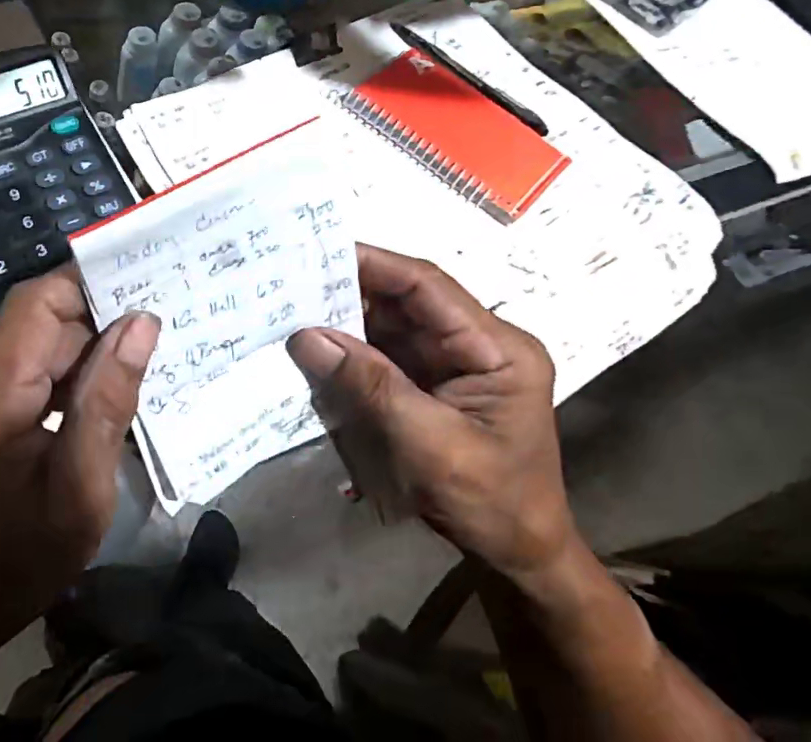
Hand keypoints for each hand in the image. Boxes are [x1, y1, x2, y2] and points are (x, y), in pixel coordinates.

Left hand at [0, 266, 159, 654]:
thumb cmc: (24, 560)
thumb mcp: (83, 490)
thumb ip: (109, 400)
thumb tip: (141, 323)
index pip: (36, 304)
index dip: (88, 286)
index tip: (143, 290)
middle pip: (36, 319)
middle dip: (96, 319)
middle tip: (154, 336)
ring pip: (34, 340)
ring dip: (84, 347)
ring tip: (136, 367)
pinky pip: (25, 367)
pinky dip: (66, 371)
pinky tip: (99, 394)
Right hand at [286, 244, 576, 581]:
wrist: (519, 558)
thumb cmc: (490, 501)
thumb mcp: (429, 443)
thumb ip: (369, 385)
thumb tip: (306, 337)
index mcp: (497, 347)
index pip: (428, 287)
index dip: (373, 264)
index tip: (318, 252)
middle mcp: (475, 343)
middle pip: (404, 302)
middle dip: (349, 292)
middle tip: (291, 283)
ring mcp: (452, 362)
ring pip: (388, 325)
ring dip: (343, 321)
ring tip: (292, 310)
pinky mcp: (431, 383)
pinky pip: (383, 354)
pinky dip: (349, 352)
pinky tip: (314, 347)